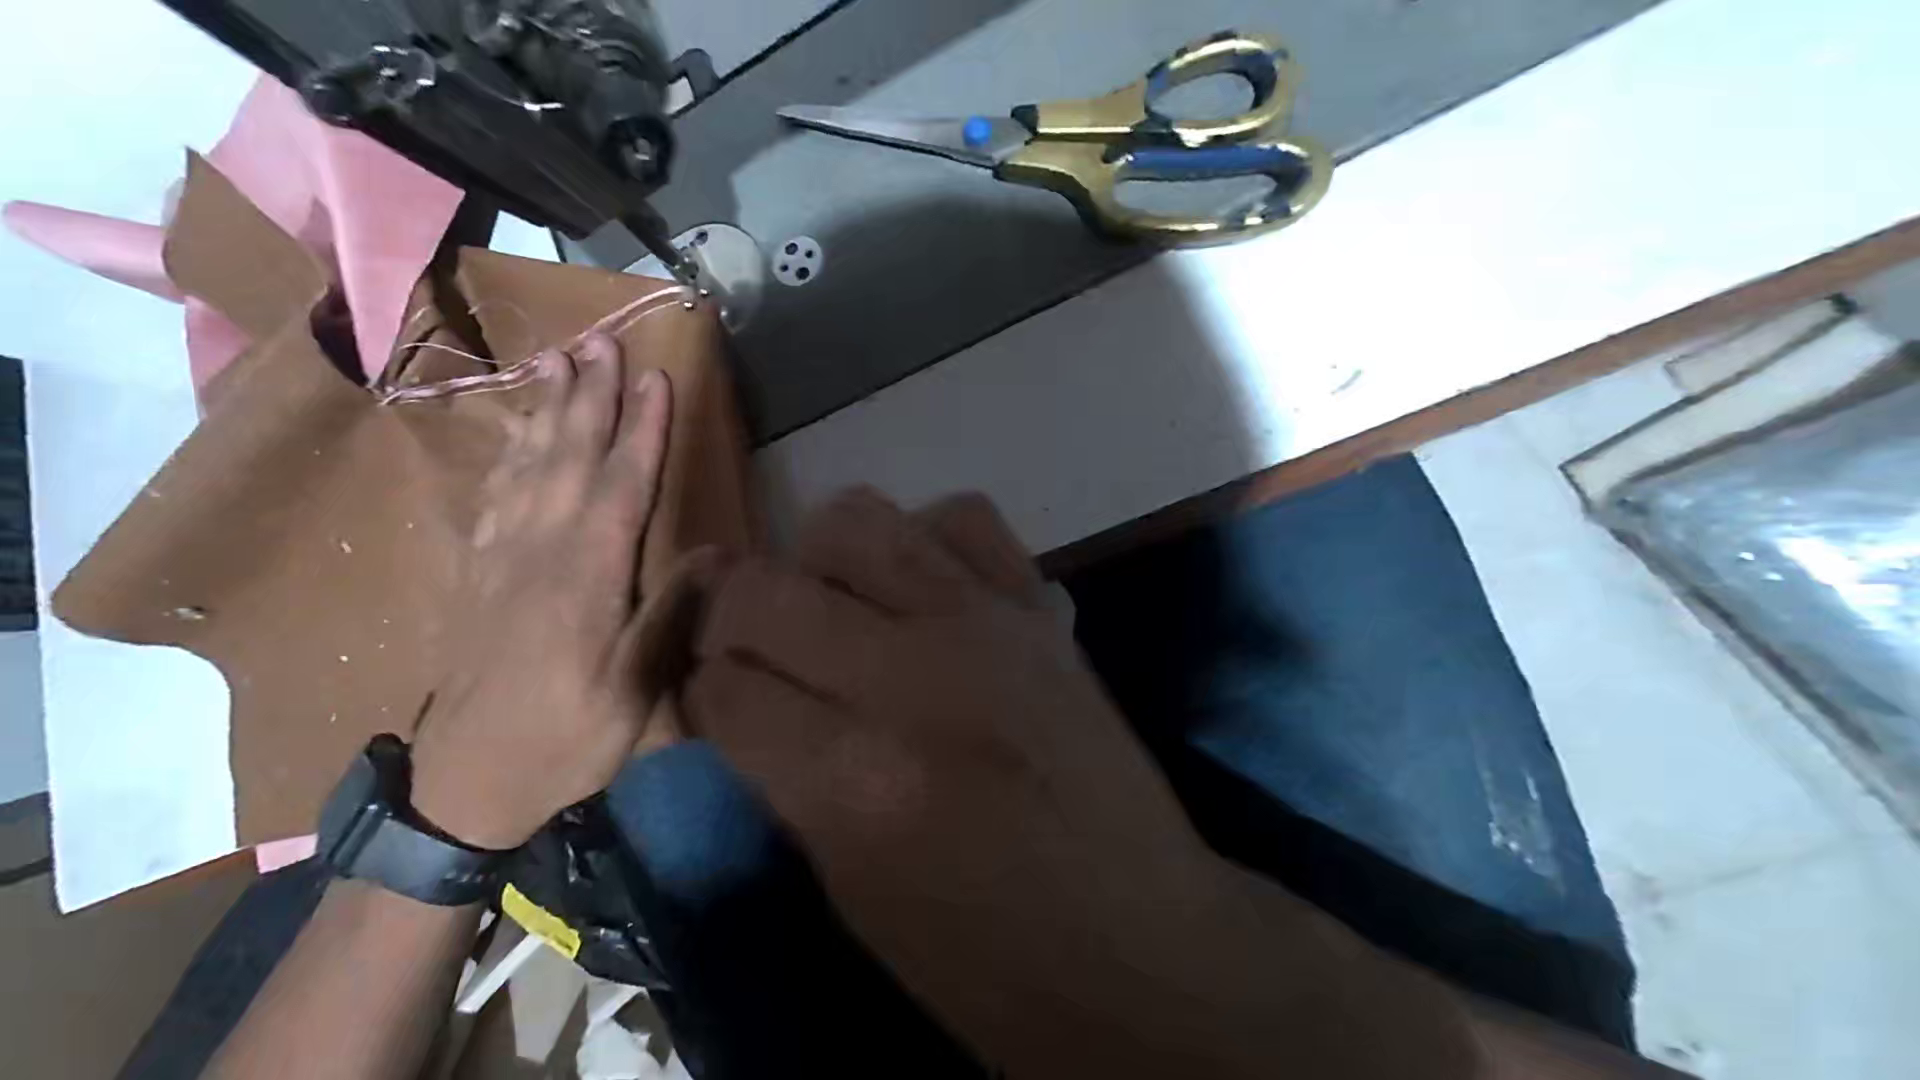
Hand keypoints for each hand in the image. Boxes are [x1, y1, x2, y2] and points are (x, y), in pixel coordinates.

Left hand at [409, 333, 673, 850]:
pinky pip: (495, 495)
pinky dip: (508, 453)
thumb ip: (670, 615)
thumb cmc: (569, 739)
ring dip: (546, 409)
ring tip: (556, 361)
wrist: (466, 786)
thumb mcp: (635, 690)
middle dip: (589, 397)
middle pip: (568, 458)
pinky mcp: (480, 573)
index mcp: (586, 578)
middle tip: (601, 340)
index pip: (620, 486)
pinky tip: (516, 433)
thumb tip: (715, 551)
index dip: (642, 429)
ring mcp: (502, 559)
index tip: (656, 377)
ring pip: (526, 466)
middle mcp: (540, 552)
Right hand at [684, 490, 1270, 1071]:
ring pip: (855, 521)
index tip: (722, 702)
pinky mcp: (1039, 605)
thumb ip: (786, 776)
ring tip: (839, 606)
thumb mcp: (853, 889)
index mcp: (852, 780)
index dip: (708, 694)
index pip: (724, 687)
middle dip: (736, 617)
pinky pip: (962, 517)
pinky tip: (928, 586)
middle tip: (758, 648)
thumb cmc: (985, 950)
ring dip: (820, 561)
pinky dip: (928, 537)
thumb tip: (742, 696)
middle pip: (766, 589)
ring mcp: (983, 624)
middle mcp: (911, 677)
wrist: (1137, 932)